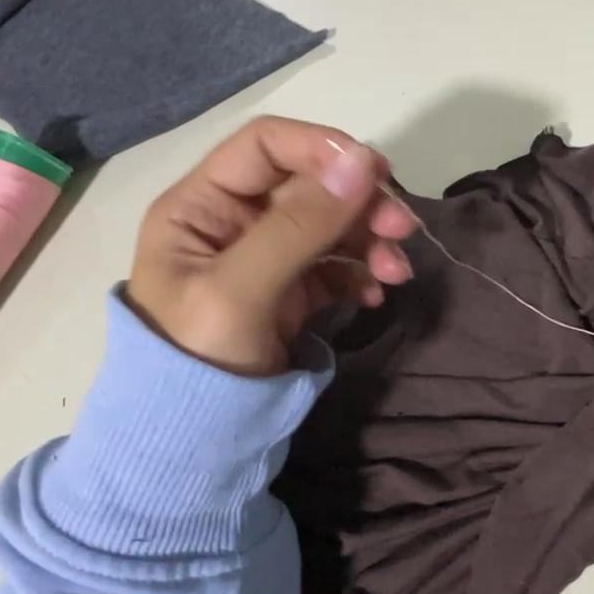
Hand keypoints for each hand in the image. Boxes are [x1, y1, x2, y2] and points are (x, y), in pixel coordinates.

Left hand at [127, 116, 417, 376]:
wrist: (190, 446)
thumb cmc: (198, 360)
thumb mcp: (241, 291)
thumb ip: (299, 225)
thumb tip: (362, 160)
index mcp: (200, 205)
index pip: (266, 147)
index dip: (322, 150)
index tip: (377, 174)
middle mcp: (231, 222)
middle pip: (307, 186)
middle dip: (358, 202)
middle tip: (402, 228)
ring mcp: (262, 259)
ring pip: (328, 226)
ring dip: (368, 241)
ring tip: (396, 274)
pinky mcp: (287, 295)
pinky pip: (333, 268)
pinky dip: (360, 275)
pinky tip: (375, 296)